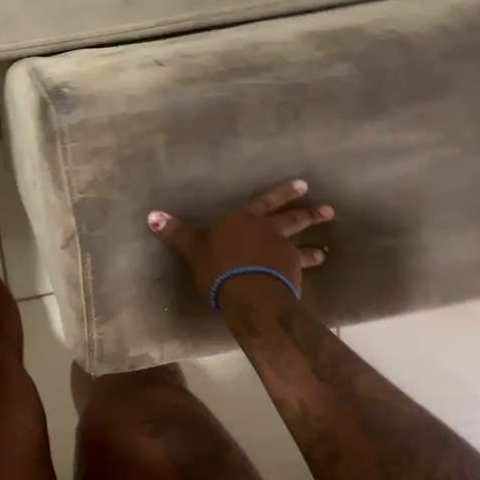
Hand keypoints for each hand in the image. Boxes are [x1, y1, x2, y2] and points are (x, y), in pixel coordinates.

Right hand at [149, 180, 333, 299]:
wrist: (250, 294)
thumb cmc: (219, 266)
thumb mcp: (193, 248)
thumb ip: (175, 232)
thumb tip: (150, 215)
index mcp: (245, 221)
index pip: (264, 202)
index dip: (282, 193)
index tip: (303, 185)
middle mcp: (268, 232)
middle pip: (292, 220)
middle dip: (309, 214)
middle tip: (328, 210)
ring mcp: (284, 254)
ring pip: (301, 247)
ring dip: (313, 247)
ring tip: (326, 250)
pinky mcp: (292, 276)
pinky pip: (301, 270)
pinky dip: (308, 269)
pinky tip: (313, 274)